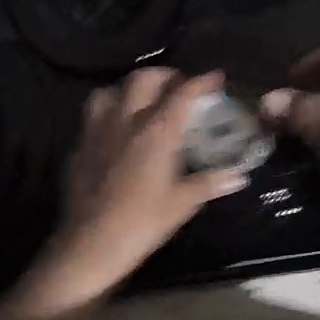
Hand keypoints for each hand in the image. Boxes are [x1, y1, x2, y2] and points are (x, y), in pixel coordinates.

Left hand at [29, 68, 247, 307]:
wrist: (91, 242)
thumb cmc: (143, 223)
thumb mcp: (183, 204)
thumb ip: (210, 183)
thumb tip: (239, 176)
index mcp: (157, 131)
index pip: (183, 93)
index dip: (202, 81)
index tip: (216, 77)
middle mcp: (126, 120)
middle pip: (144, 79)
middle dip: (165, 76)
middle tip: (178, 86)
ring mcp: (98, 130)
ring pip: (111, 90)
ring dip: (130, 89)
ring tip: (141, 101)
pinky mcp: (79, 146)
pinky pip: (92, 115)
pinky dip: (109, 112)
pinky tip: (115, 129)